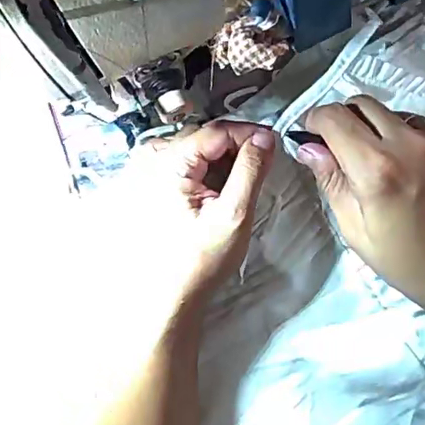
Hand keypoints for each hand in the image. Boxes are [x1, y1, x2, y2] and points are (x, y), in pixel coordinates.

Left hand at [108, 121, 277, 327]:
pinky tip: (220, 190)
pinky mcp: (153, 181)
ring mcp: (150, 169)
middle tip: (263, 167)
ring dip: (224, 158)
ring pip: (198, 147)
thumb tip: (266, 137)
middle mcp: (152, 158)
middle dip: (237, 146)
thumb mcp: (233, 214)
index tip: (275, 144)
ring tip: (241, 182)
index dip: (249, 133)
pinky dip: (209, 169)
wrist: (169, 294)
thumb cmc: (200, 260)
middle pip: (205, 135)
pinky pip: (187, 162)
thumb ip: (250, 171)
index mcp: (168, 162)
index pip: (216, 130)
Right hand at [293, 96, 424, 340]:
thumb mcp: (359, 234)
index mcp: (377, 170)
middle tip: (348, 148)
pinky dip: (420, 141)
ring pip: (399, 115)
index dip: (316, 120)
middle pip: (363, 104)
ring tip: (395, 166)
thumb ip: (332, 183)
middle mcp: (412, 144)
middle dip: (347, 119)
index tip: (314, 133)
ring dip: (385, 130)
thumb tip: (310, 147)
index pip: (333, 117)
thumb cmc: (419, 268)